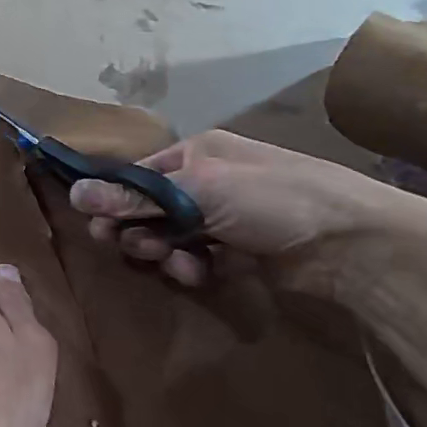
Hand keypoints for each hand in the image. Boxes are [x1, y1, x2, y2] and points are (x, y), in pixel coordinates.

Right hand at [70, 130, 426, 290]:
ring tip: (176, 262)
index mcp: (196, 154)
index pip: (137, 176)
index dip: (114, 201)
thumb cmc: (272, 199)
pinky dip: (189, 267)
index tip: (99, 227)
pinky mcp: (235, 252)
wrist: (350, 244)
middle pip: (147, 209)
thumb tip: (75, 193)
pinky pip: (192, 259)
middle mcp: (205, 182)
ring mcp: (221, 218)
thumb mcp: (198, 191)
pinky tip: (200, 273)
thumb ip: (135, 196)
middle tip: (138, 248)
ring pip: (167, 237)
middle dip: (138, 230)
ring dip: (163, 252)